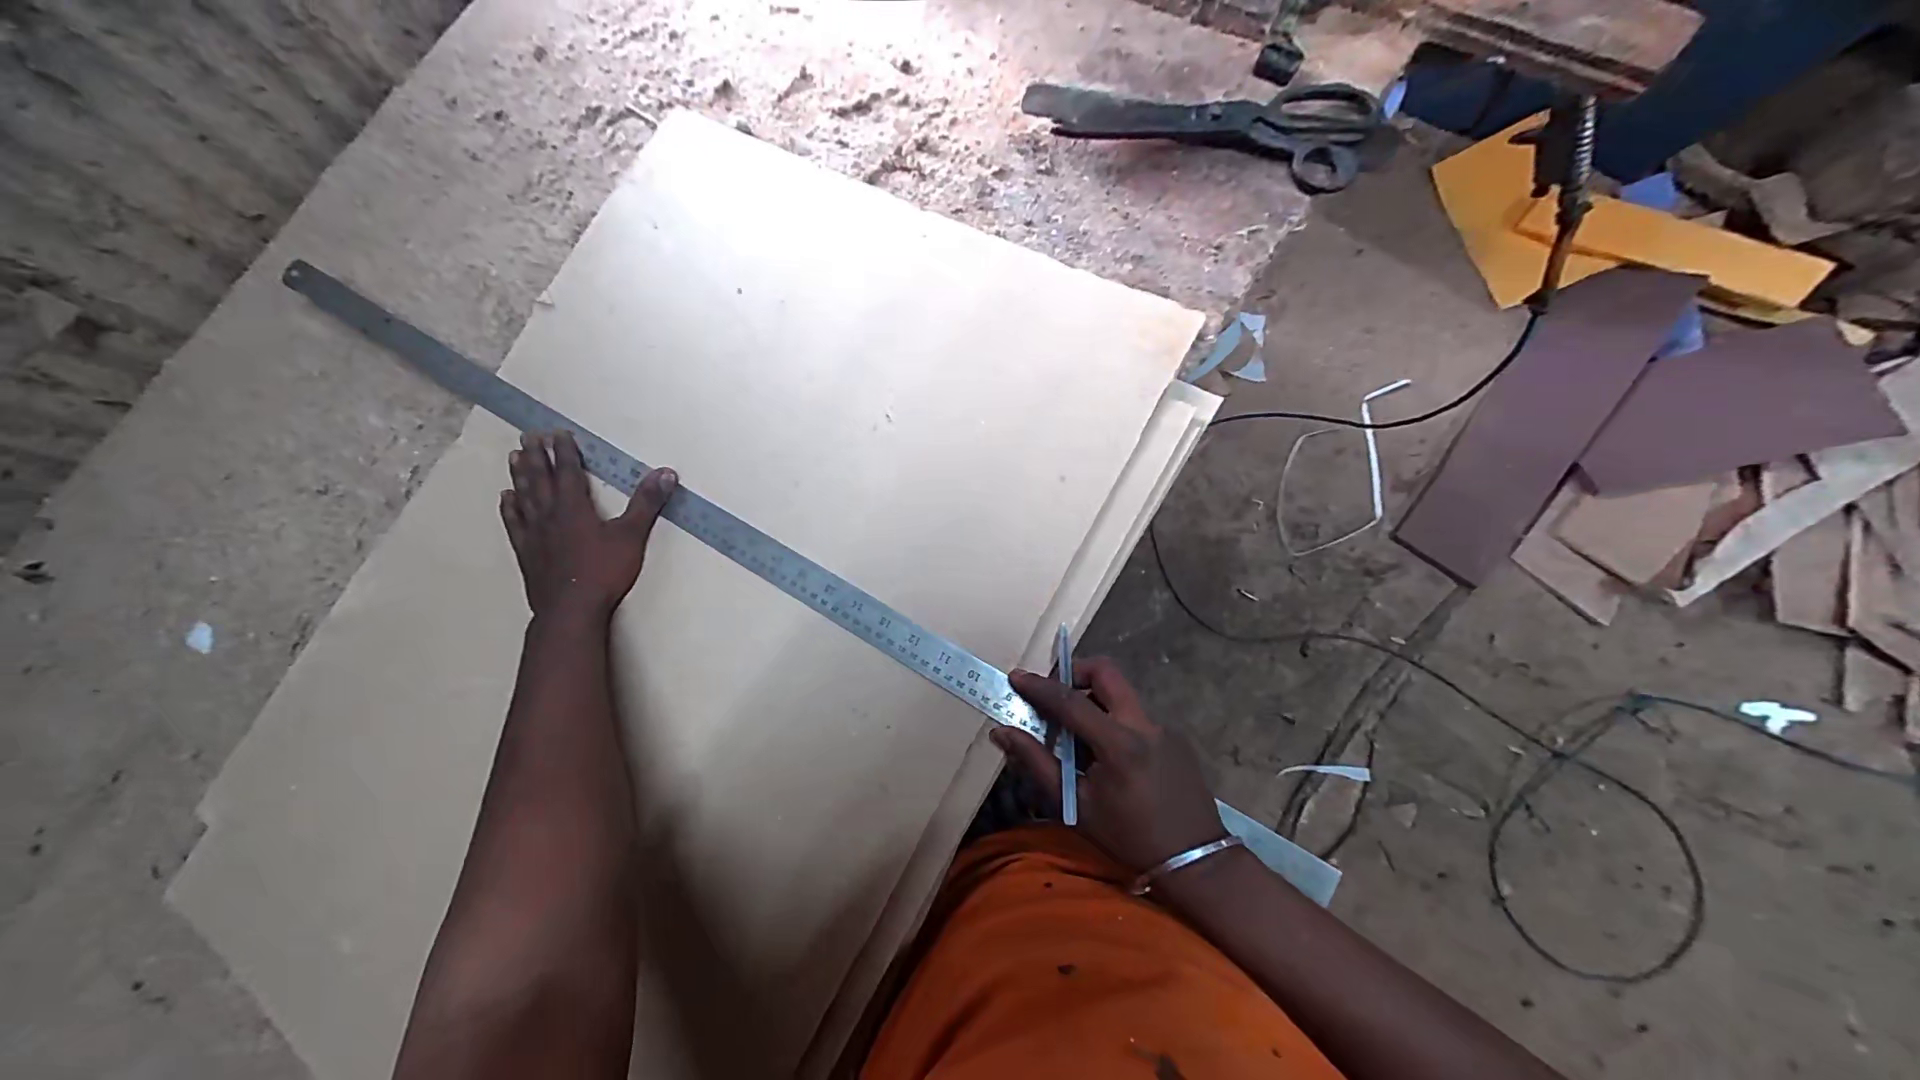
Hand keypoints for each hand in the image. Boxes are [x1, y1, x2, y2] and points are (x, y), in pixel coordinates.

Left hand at [500, 431, 676, 619]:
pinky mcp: (526, 552)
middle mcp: (549, 515)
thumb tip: (666, 473)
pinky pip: (514, 523)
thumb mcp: (632, 535)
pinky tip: (506, 499)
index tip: (558, 433)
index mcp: (574, 508)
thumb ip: (646, 503)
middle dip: (537, 456)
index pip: (568, 472)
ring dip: (520, 475)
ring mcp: (534, 534)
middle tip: (529, 435)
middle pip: (541, 479)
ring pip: (524, 497)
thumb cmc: (604, 572)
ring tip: (514, 457)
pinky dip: (510, 508)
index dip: (565, 452)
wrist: (571, 609)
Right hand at [996, 657, 1227, 874]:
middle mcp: (1144, 725)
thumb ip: (1037, 763)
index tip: (1017, 677)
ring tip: (1075, 733)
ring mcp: (1163, 728)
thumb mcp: (1075, 805)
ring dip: (1093, 698)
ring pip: (1121, 693)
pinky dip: (1112, 720)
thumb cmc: (1127, 837)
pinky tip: (1105, 754)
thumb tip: (1002, 733)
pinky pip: (1135, 715)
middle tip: (1053, 693)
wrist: (1193, 859)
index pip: (1071, 701)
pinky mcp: (1174, 737)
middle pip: (1106, 672)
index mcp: (1119, 743)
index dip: (1040, 686)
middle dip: (1074, 672)